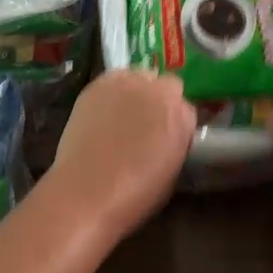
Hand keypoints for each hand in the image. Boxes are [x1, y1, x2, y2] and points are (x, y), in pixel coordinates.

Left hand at [48, 69, 195, 235]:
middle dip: (160, 100)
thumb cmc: (133, 196)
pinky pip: (113, 79)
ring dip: (137, 91)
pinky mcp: (100, 83)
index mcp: (181, 115)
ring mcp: (128, 83)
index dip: (175, 122)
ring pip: (140, 76)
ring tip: (123, 114)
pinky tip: (104, 111)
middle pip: (167, 85)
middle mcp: (159, 91)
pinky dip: (112, 90)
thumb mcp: (172, 173)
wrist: (86, 192)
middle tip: (146, 123)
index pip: (187, 108)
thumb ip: (176, 142)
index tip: (166, 135)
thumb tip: (168, 135)